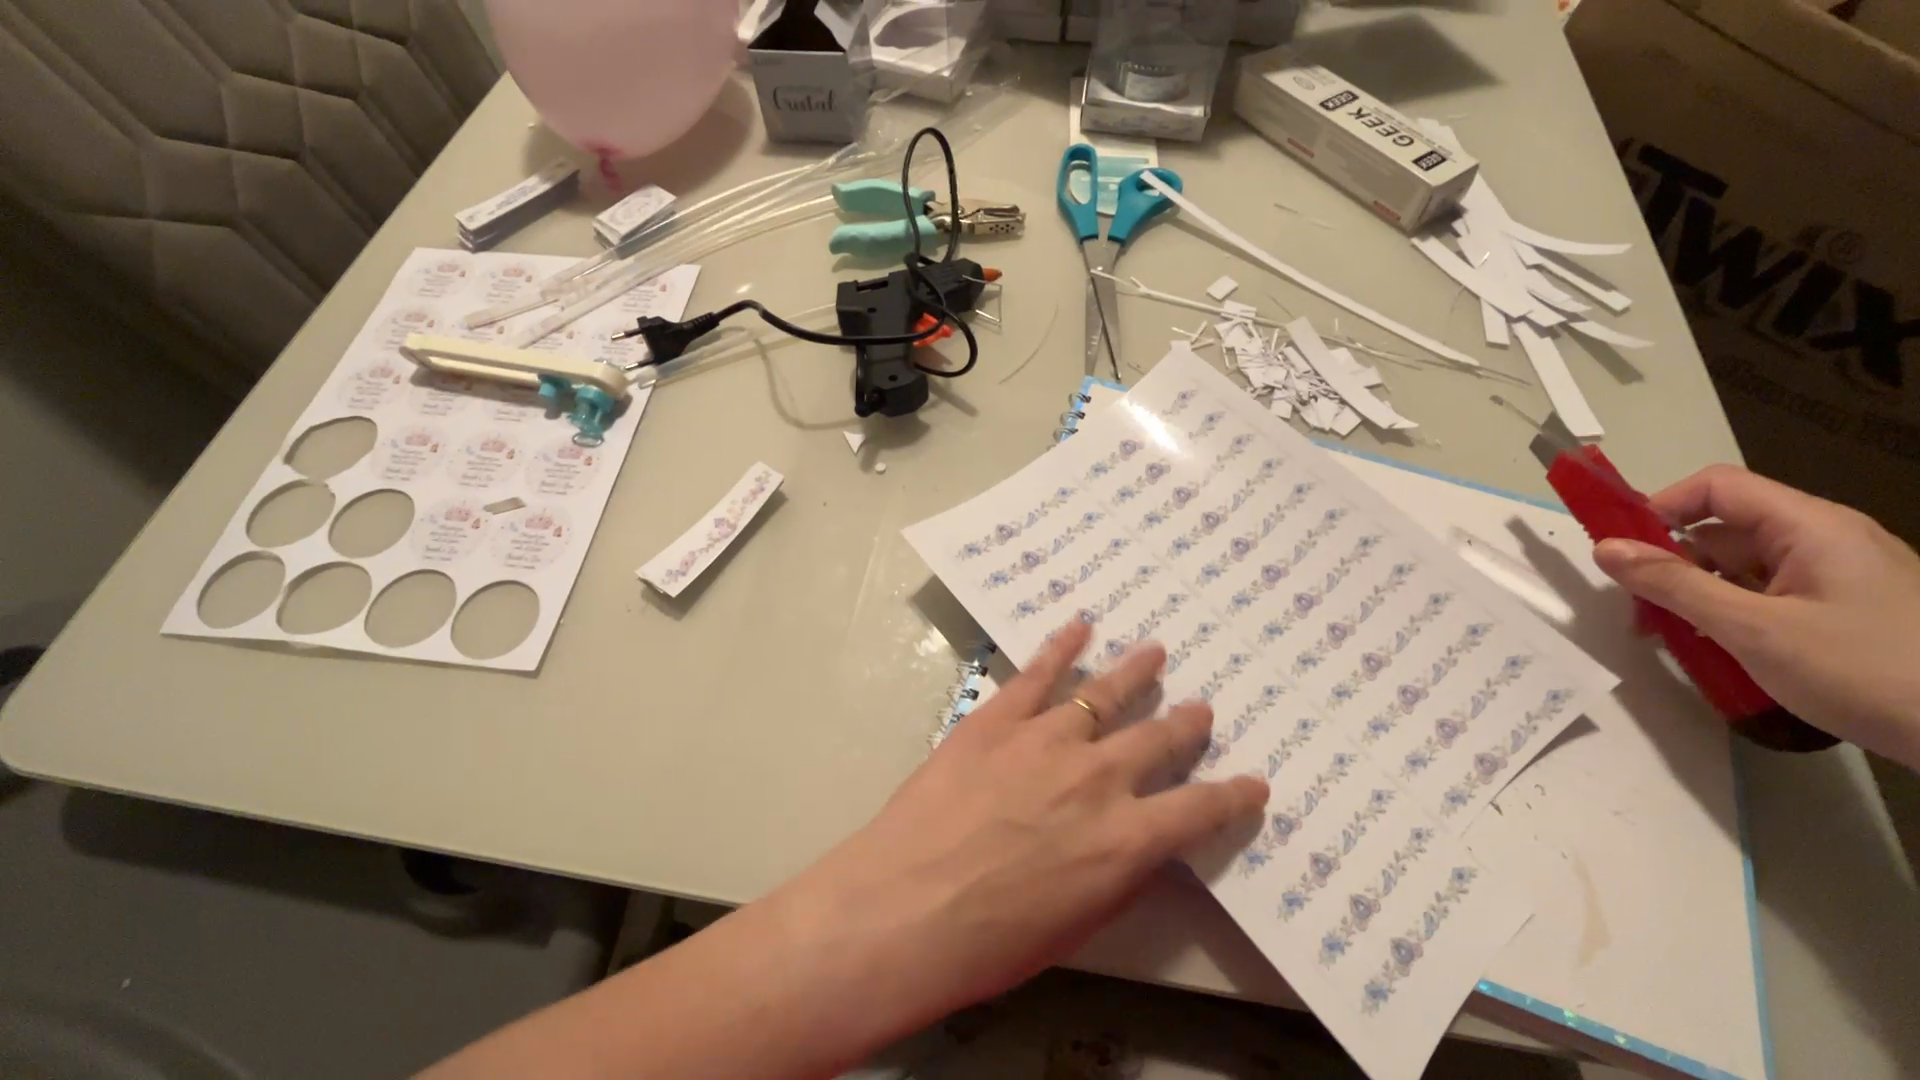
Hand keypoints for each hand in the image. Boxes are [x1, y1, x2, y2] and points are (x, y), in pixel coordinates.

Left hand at [760, 619, 1268, 1051]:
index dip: (1234, 796)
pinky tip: (1078, 625)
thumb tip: (1140, 845)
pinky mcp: (996, 719)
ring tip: (1155, 652)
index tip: (1254, 782)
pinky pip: (1037, 673)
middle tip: (1201, 710)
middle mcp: (1099, 778)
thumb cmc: (993, 941)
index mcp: (1127, 838)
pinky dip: (1060, 646)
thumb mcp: (1077, 924)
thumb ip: (1117, 876)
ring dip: (1135, 671)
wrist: (906, 907)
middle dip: (1185, 724)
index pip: (1201, 810)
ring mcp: (1046, 739)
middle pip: (1158, 739)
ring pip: (1105, 693)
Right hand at [1592, 464, 1919, 767]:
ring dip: (1696, 594)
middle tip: (1638, 612)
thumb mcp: (1754, 630)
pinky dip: (1730, 613)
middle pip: (1723, 529)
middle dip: (1669, 563)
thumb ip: (1674, 585)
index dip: (1659, 508)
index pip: (1715, 487)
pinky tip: (1719, 650)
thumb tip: (1604, 548)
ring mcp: (1839, 575)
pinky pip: (1768, 594)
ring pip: (1741, 566)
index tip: (1621, 552)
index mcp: (1809, 526)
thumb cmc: (1867, 672)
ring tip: (1673, 639)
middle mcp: (1825, 539)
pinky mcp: (1846, 609)